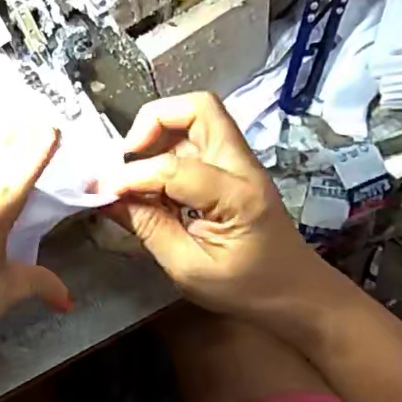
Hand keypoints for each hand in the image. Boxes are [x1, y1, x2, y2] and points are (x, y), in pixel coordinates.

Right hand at [105, 93, 337, 322]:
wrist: (297, 293)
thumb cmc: (247, 289)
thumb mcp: (189, 270)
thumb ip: (149, 229)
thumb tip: (109, 200)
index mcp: (237, 196)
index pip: (174, 167)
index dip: (132, 176)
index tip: (104, 192)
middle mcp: (243, 167)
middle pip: (200, 108)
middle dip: (153, 121)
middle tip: (127, 155)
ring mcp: (241, 164)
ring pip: (199, 117)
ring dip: (161, 132)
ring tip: (136, 168)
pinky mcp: (235, 169)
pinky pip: (198, 140)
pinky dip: (169, 149)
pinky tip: (154, 181)